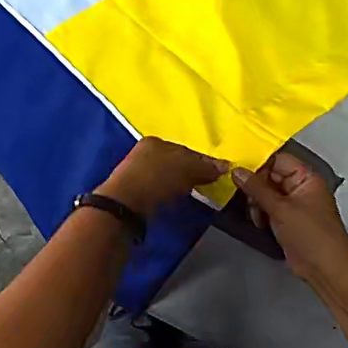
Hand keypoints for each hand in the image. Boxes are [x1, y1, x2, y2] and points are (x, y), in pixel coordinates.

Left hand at [97, 137, 228, 216]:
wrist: (124, 205)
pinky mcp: (133, 192)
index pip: (185, 149)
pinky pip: (158, 190)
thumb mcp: (185, 167)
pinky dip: (168, 195)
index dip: (203, 161)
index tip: (218, 173)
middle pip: (175, 162)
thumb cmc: (155, 178)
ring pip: (166, 177)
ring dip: (180, 185)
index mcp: (154, 141)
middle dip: (191, 173)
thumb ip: (204, 166)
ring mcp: (136, 173)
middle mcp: (143, 153)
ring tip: (194, 195)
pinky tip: (175, 201)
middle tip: (208, 185)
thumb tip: (224, 167)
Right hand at [232, 152, 347, 281]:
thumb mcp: (281, 208)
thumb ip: (256, 188)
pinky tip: (259, 222)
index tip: (237, 170)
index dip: (258, 163)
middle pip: (269, 176)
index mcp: (306, 177)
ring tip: (256, 216)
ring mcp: (293, 203)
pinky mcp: (287, 219)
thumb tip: (236, 170)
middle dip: (255, 186)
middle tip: (245, 198)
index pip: (277, 160)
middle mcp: (300, 187)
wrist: (326, 269)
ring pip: (266, 193)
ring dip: (256, 202)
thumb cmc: (309, 234)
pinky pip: (268, 207)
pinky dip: (260, 213)